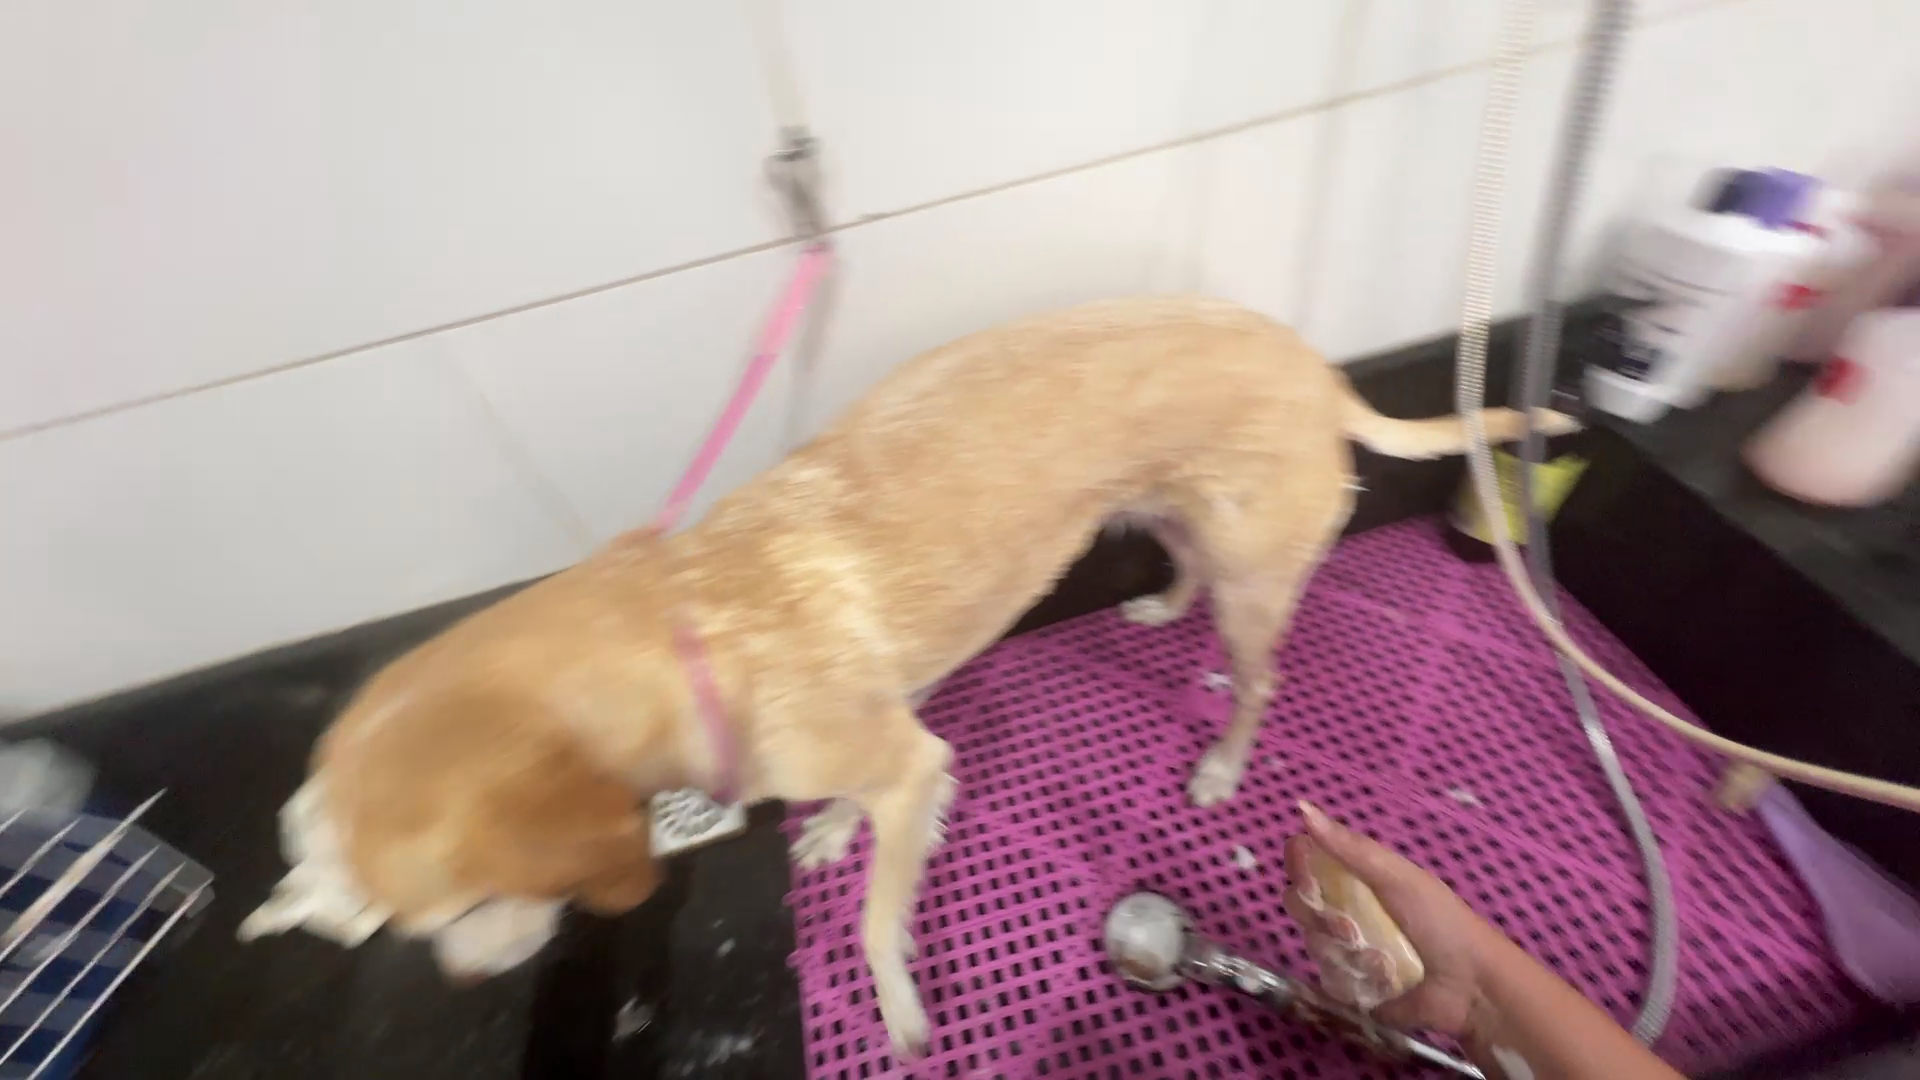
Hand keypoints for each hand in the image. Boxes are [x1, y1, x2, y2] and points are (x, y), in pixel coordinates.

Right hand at [1283, 801, 1500, 1036]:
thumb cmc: (1438, 921)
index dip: (1298, 866)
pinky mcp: (1349, 982)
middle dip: (1320, 917)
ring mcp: (1342, 945)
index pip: (1301, 858)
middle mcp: (1339, 905)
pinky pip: (1327, 976)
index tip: (1313, 879)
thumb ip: (1346, 845)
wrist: (1474, 988)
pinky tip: (1380, 981)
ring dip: (1343, 952)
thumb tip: (1300, 805)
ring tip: (1379, 960)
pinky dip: (1353, 979)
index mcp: (1349, 873)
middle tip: (1351, 929)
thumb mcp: (1394, 875)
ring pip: (1311, 940)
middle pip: (1297, 901)